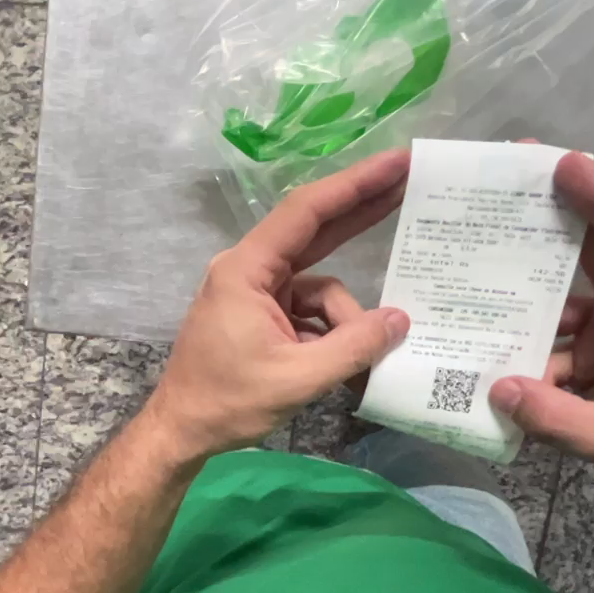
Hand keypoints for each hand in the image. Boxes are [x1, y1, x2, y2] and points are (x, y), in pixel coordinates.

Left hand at [141, 151, 413, 462]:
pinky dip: (328, 335)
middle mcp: (249, 271)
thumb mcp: (298, 378)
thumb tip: (400, 320)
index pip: (306, 211)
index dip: (355, 183)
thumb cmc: (227, 403)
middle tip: (413, 184)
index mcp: (246, 271)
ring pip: (319, 288)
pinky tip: (344, 363)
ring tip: (367, 355)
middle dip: (363, 213)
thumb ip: (354, 347)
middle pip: (315, 232)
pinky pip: (308, 314)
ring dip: (345, 320)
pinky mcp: (260, 318)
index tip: (398, 161)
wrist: (181, 431)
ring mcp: (255, 295)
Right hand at [489, 153, 593, 512]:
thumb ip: (561, 421)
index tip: (564, 166)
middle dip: (565, 209)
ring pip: (572, 288)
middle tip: (516, 175)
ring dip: (531, 283)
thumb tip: (497, 388)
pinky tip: (494, 354)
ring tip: (481, 271)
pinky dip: (525, 341)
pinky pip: (553, 334)